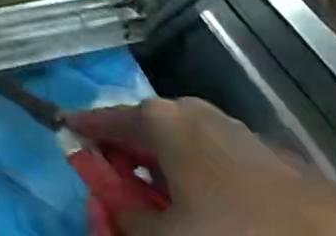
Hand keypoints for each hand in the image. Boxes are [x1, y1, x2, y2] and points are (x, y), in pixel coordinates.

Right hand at [69, 98, 335, 235]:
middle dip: (127, 157)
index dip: (82, 131)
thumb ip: (130, 222)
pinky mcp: (272, 159)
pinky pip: (217, 164)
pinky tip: (212, 217)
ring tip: (162, 207)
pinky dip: (201, 182)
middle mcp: (194, 112)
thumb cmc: (241, 235)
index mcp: (162, 119)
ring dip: (166, 173)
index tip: (62, 134)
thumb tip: (115, 212)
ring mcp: (237, 133)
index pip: (105, 119)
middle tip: (114, 187)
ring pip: (183, 147)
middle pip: (145, 130)